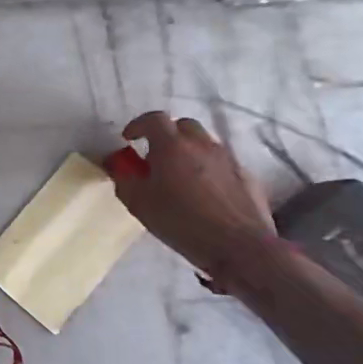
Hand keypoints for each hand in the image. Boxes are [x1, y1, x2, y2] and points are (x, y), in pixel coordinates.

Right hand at [110, 111, 276, 276]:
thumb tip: (117, 162)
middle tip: (153, 156)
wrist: (237, 245)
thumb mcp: (137, 201)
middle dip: (165, 135)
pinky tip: (200, 192)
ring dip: (186, 151)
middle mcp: (203, 145)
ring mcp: (228, 159)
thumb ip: (123, 176)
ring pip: (203, 143)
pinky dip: (205, 168)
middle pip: (183, 126)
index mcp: (172, 147)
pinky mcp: (245, 175)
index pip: (154, 119)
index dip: (138, 125)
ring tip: (176, 176)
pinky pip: (219, 162)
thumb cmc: (179, 220)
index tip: (128, 140)